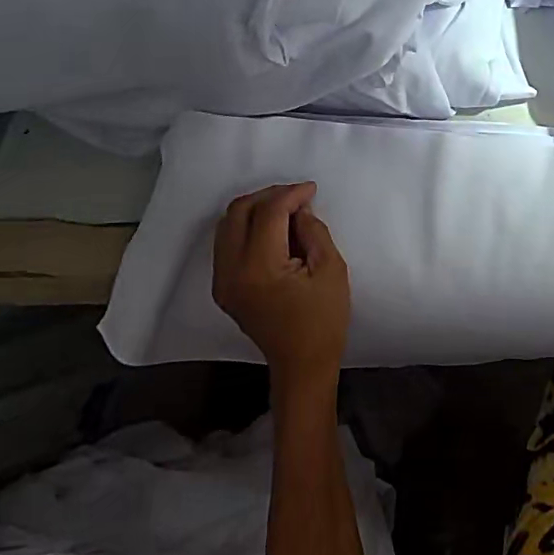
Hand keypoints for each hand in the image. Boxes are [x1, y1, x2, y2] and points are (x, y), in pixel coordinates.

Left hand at [212, 182, 350, 396]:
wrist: (302, 365)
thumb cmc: (323, 321)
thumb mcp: (331, 269)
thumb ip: (313, 231)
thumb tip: (298, 210)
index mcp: (259, 268)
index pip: (268, 213)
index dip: (290, 194)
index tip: (311, 189)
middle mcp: (231, 270)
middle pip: (238, 211)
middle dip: (268, 195)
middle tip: (297, 196)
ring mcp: (222, 280)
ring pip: (227, 224)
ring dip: (255, 208)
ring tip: (285, 209)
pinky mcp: (223, 286)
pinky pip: (227, 241)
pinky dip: (246, 226)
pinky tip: (272, 229)